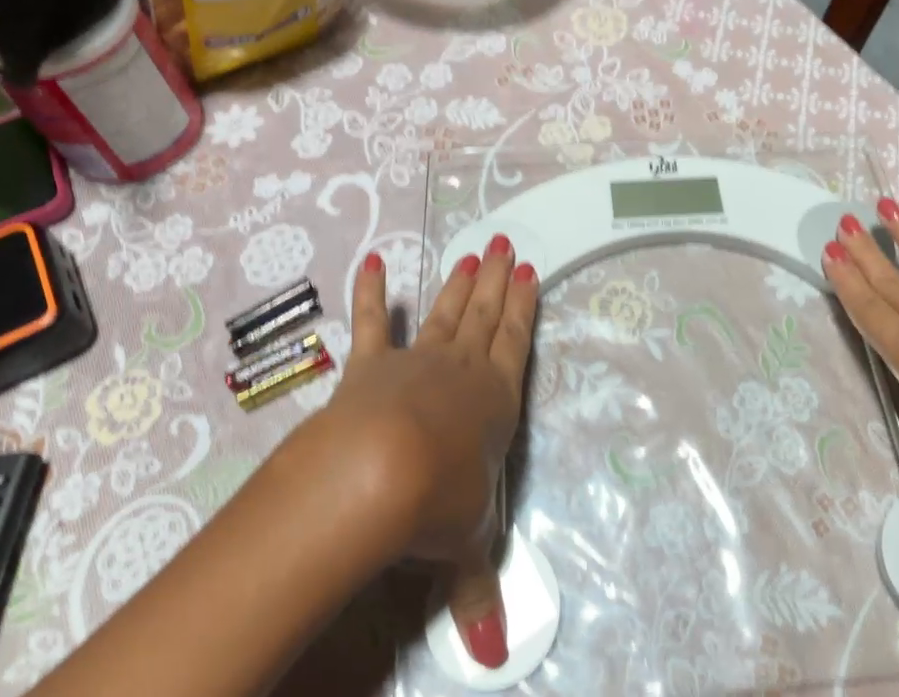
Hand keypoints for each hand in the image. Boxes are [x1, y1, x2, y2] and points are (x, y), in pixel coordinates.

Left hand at [326, 235, 537, 669]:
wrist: (379, 472)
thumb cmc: (438, 504)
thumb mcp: (467, 549)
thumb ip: (480, 595)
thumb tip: (497, 658)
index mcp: (495, 402)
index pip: (516, 344)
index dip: (523, 308)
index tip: (529, 271)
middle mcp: (461, 371)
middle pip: (484, 317)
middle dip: (496, 282)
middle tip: (504, 243)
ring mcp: (415, 362)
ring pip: (443, 313)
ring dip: (457, 283)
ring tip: (471, 252)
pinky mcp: (369, 367)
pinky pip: (369, 323)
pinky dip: (369, 291)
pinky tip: (371, 259)